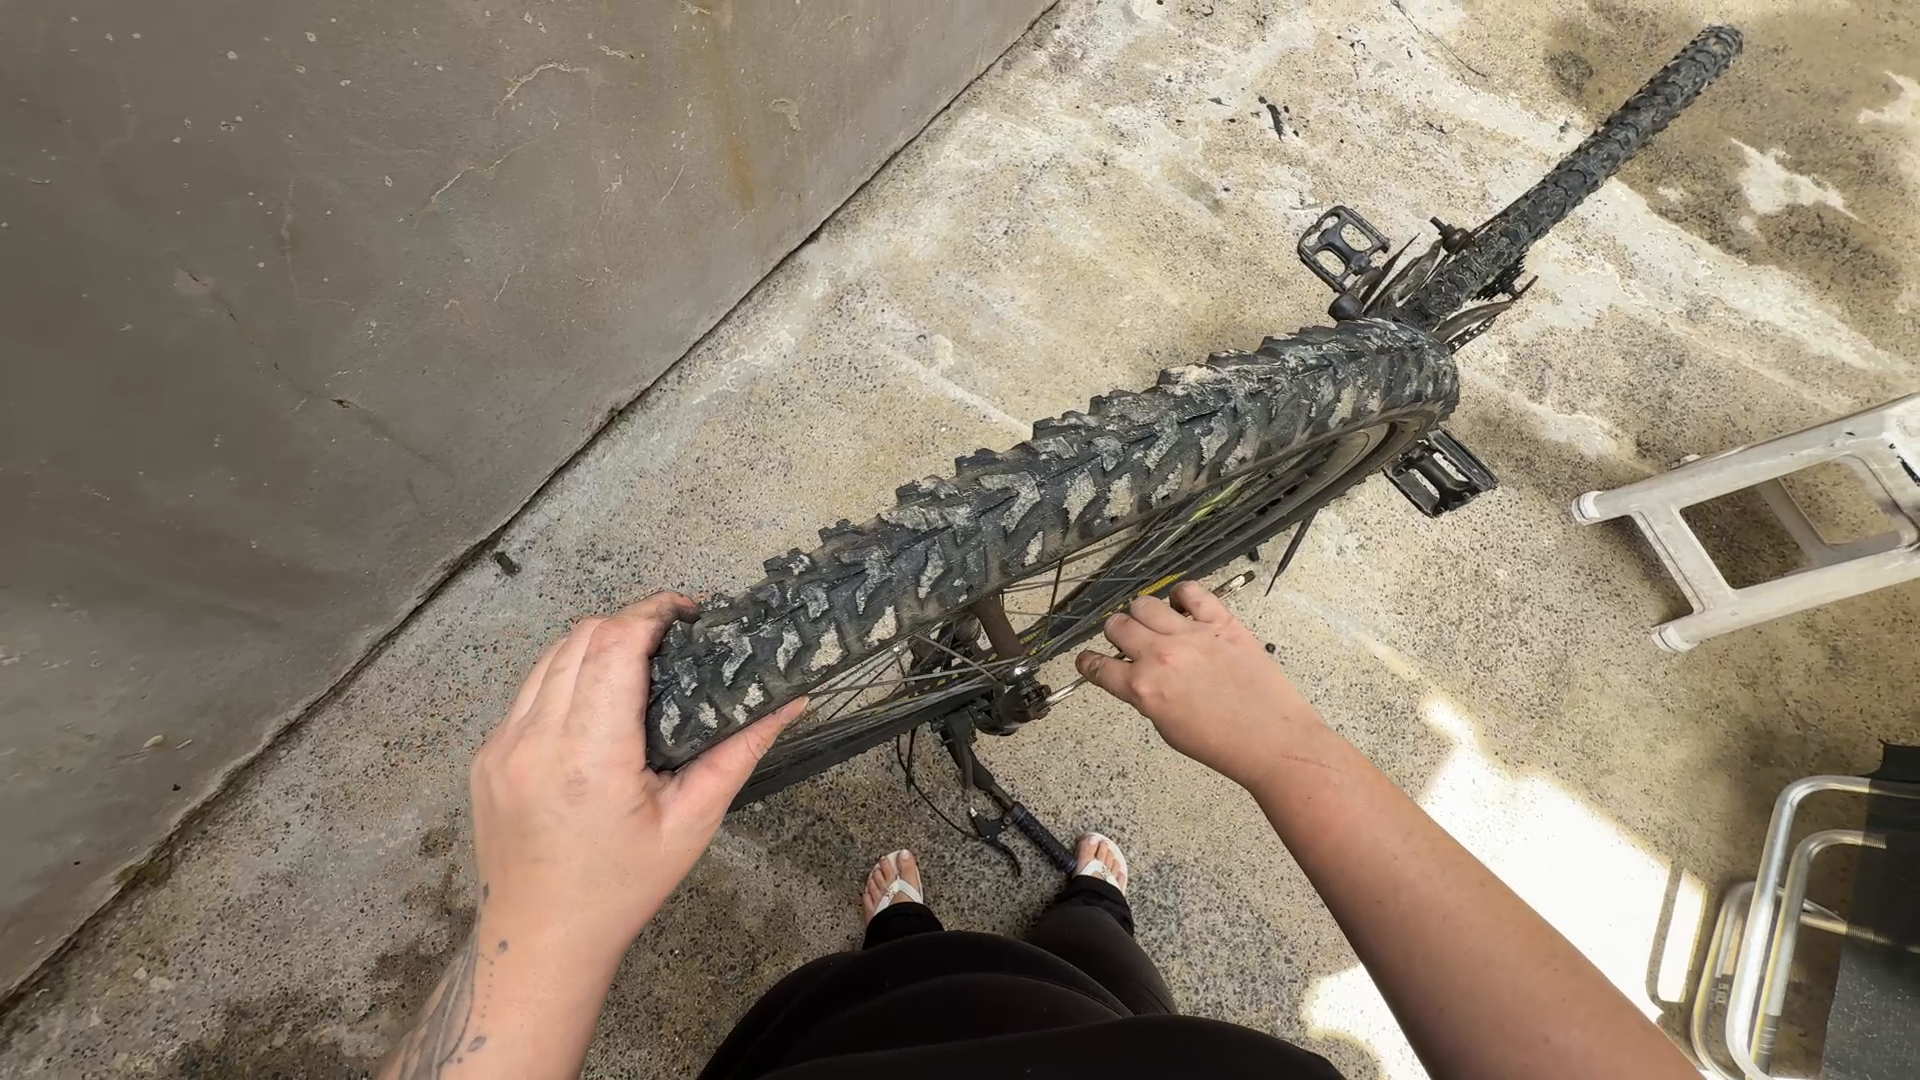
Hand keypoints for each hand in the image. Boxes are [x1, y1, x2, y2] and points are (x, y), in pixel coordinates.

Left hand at [469, 592, 804, 967]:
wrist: (538, 942)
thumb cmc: (624, 885)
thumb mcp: (695, 820)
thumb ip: (741, 750)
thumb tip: (791, 701)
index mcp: (589, 755)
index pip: (613, 645)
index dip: (652, 611)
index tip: (690, 611)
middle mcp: (534, 740)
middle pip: (581, 636)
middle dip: (631, 619)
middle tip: (677, 634)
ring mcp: (501, 745)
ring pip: (551, 654)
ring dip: (598, 641)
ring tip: (642, 657)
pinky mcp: (487, 755)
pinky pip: (531, 686)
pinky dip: (570, 670)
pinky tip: (600, 696)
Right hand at [1074, 581, 1324, 789]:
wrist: (1273, 741)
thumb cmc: (1221, 744)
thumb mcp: (1167, 728)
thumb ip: (1146, 696)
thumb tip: (1139, 675)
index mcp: (1143, 688)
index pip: (1098, 666)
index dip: (1088, 663)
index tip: (1089, 661)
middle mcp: (1160, 656)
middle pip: (1116, 625)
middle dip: (1116, 634)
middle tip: (1129, 642)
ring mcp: (1190, 635)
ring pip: (1144, 603)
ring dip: (1142, 614)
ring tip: (1156, 624)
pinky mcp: (1220, 623)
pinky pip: (1190, 591)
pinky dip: (1181, 595)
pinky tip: (1182, 607)